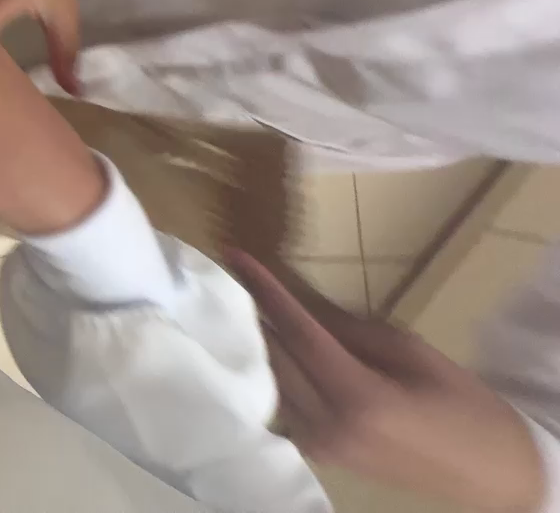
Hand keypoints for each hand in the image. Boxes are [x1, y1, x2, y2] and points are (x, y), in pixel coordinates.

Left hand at [230, 251, 547, 512]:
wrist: (503, 478)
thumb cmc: (467, 410)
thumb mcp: (414, 355)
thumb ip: (347, 329)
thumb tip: (293, 303)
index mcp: (359, 398)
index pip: (294, 332)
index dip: (262, 290)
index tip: (232, 256)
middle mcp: (328, 423)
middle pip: (273, 354)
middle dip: (254, 313)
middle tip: (237, 277)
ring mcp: (318, 443)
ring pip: (270, 377)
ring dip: (260, 342)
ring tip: (248, 307)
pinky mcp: (317, 452)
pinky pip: (280, 400)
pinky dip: (274, 372)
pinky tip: (269, 348)